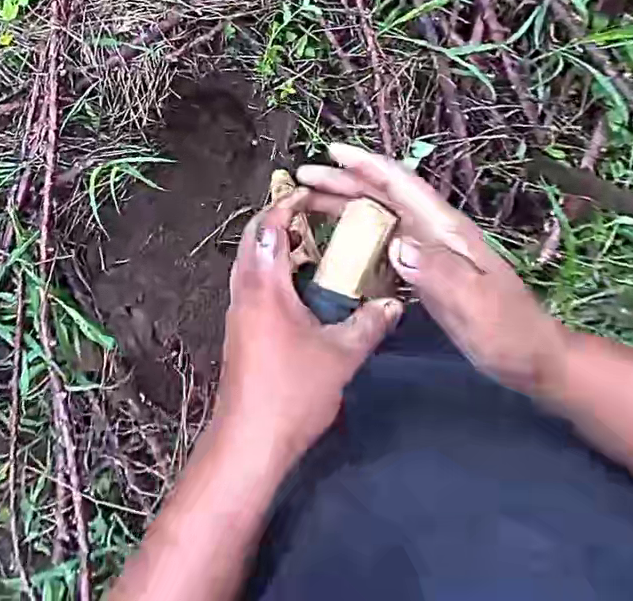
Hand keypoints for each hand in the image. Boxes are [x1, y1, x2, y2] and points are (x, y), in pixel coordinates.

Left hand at [211, 188, 402, 465]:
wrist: (249, 439)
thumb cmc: (293, 390)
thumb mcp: (341, 355)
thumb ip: (368, 324)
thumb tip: (394, 303)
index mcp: (264, 284)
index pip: (269, 227)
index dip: (287, 203)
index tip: (310, 193)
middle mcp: (244, 289)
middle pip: (254, 237)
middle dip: (279, 219)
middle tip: (312, 215)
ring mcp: (238, 309)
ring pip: (251, 260)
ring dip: (276, 246)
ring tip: (312, 247)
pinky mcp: (239, 327)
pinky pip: (253, 282)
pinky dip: (273, 270)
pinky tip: (300, 289)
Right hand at [297, 143, 568, 392]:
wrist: (533, 359)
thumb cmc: (508, 331)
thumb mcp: (478, 304)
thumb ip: (440, 273)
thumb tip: (397, 245)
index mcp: (444, 228)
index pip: (400, 184)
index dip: (365, 164)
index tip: (331, 152)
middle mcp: (432, 230)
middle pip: (381, 193)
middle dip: (342, 180)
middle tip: (302, 178)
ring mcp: (427, 248)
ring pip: (377, 214)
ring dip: (343, 203)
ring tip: (307, 202)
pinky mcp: (422, 269)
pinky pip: (380, 240)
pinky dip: (354, 233)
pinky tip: (335, 242)